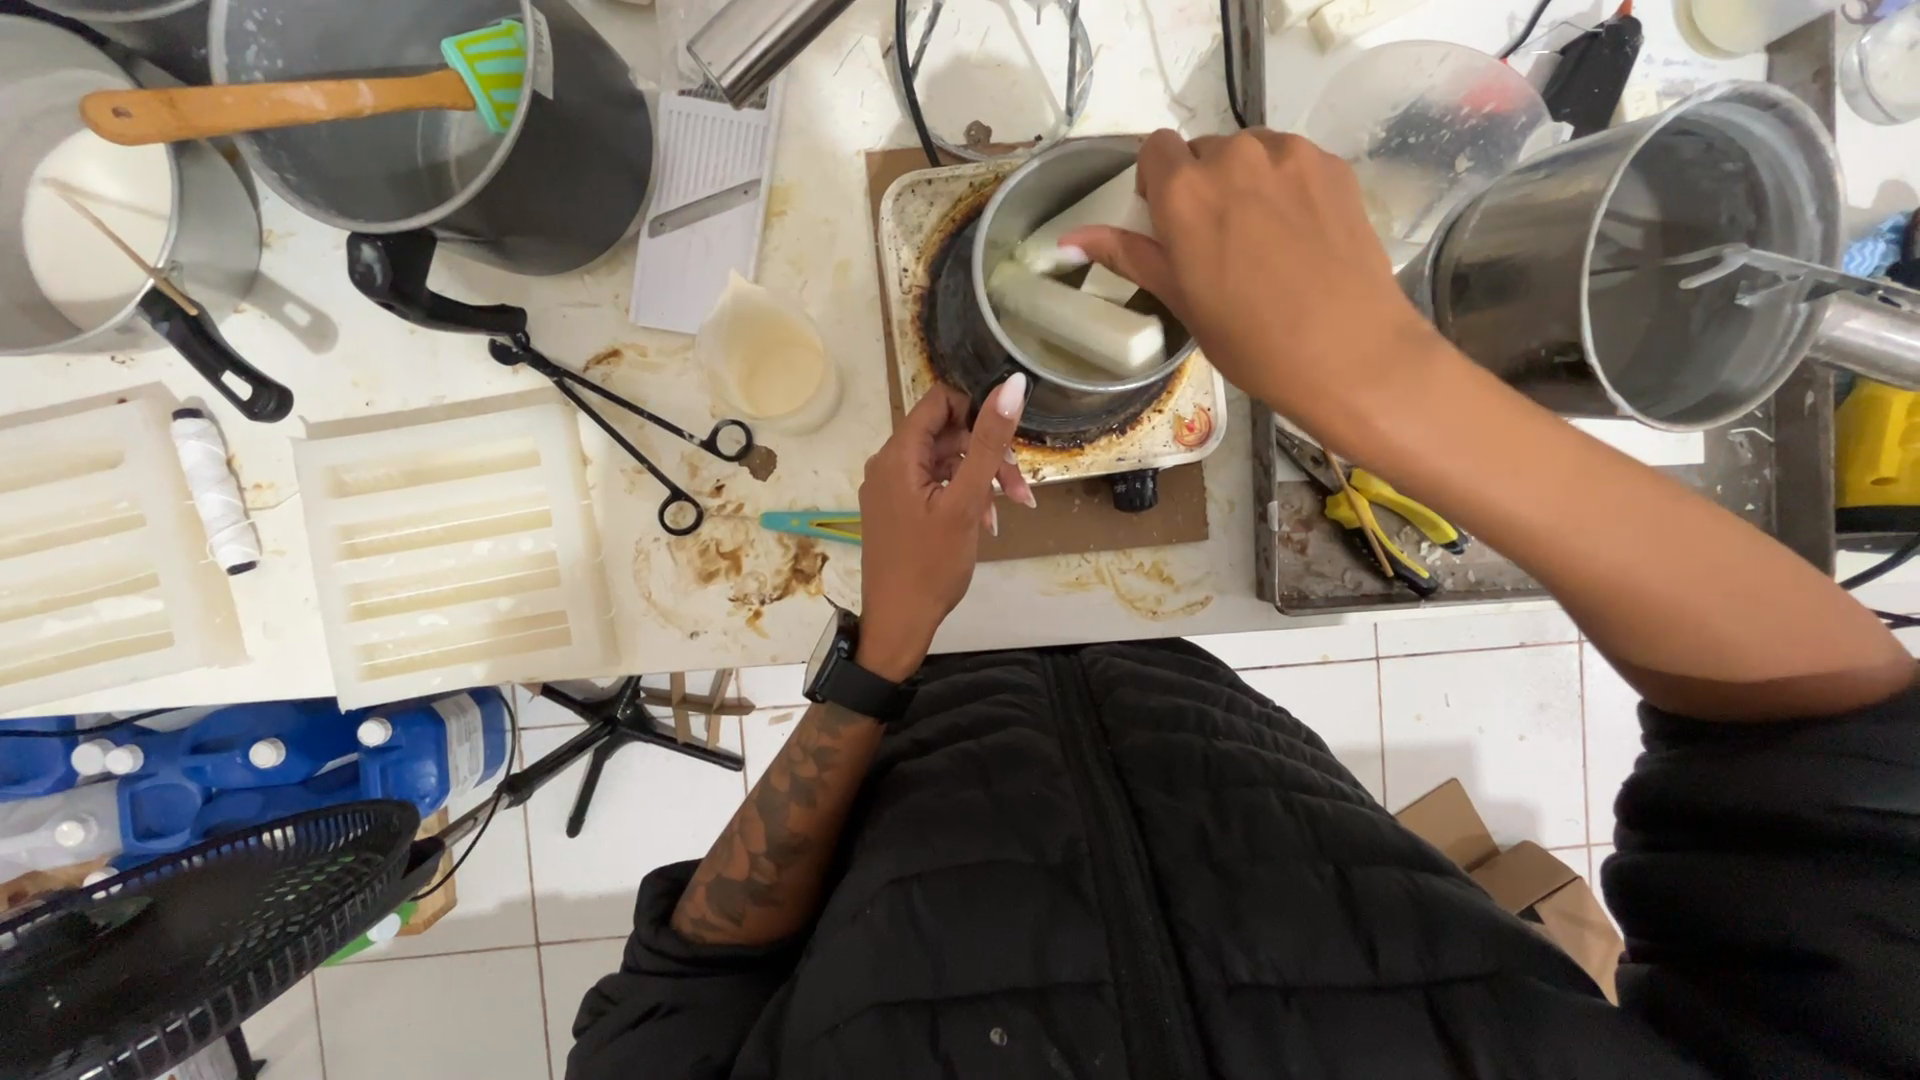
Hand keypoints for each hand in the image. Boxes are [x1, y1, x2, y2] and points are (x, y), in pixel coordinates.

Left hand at [856, 376, 1032, 679]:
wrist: (898, 623)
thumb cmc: (931, 564)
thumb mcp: (966, 501)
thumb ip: (989, 442)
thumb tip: (1013, 384)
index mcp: (898, 455)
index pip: (939, 401)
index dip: (976, 413)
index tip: (1004, 443)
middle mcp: (888, 464)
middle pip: (946, 436)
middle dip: (986, 456)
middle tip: (1018, 490)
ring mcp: (891, 489)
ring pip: (944, 464)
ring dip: (980, 481)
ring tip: (1005, 512)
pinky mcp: (898, 511)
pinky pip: (934, 488)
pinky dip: (961, 498)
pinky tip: (985, 524)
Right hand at [1061, 128, 1449, 428]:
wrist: (1346, 352)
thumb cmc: (1249, 339)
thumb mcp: (1179, 299)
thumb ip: (1126, 255)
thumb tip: (1068, 239)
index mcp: (1186, 192)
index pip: (1155, 149)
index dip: (1157, 183)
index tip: (1169, 222)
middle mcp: (1235, 156)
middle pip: (1204, 151)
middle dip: (1202, 186)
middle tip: (1216, 242)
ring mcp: (1290, 156)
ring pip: (1250, 152)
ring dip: (1244, 182)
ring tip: (1261, 240)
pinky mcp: (1332, 166)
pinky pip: (1292, 162)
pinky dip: (1285, 187)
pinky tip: (1297, 237)